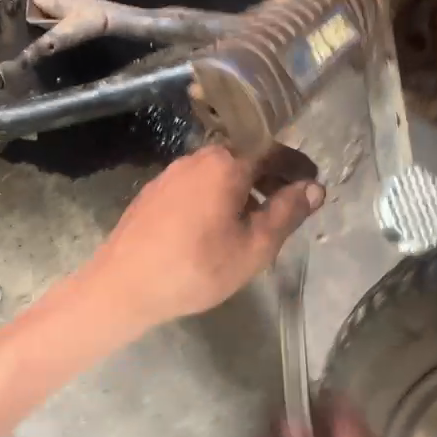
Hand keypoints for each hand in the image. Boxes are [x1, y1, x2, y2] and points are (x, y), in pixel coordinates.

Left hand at [78, 145, 321, 328]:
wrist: (123, 286)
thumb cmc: (196, 268)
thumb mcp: (254, 246)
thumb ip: (286, 213)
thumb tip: (313, 188)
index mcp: (224, 164)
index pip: (272, 150)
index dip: (296, 167)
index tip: (312, 185)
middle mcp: (194, 160)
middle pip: (242, 158)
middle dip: (269, 177)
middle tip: (289, 203)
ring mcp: (168, 176)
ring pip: (216, 173)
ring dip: (241, 188)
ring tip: (256, 219)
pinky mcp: (151, 194)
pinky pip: (194, 187)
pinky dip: (214, 197)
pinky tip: (217, 225)